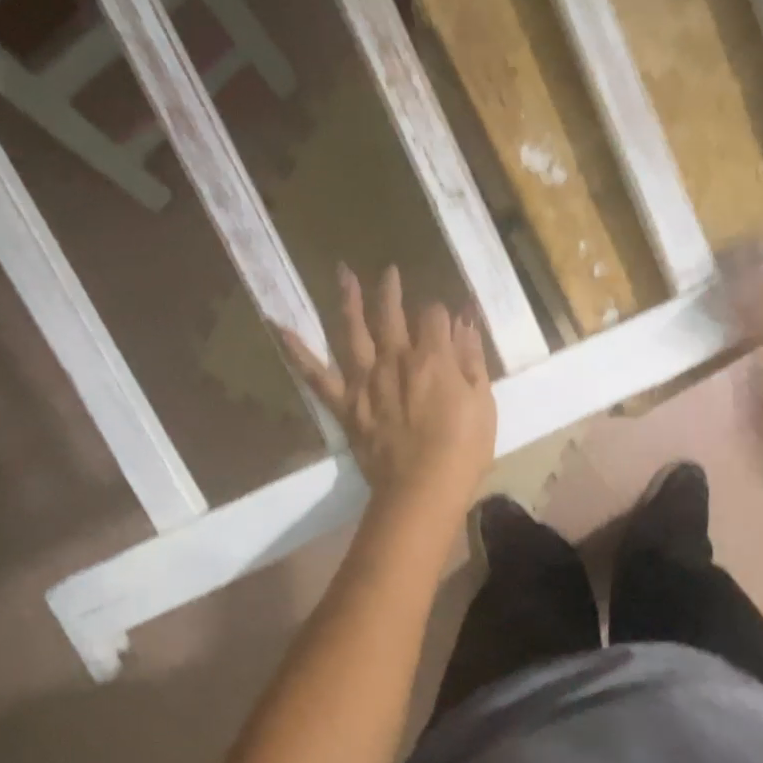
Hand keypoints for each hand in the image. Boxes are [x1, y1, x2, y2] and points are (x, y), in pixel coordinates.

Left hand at [285, 265, 496, 507]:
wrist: (422, 490)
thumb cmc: (464, 451)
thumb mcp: (483, 403)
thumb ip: (472, 360)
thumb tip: (464, 321)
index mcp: (434, 358)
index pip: (435, 317)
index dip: (442, 315)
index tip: (447, 321)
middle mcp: (396, 359)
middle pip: (392, 314)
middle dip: (392, 291)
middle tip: (389, 272)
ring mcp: (366, 380)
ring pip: (353, 331)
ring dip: (348, 300)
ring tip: (343, 274)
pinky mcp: (346, 405)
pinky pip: (316, 375)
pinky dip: (297, 352)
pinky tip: (279, 327)